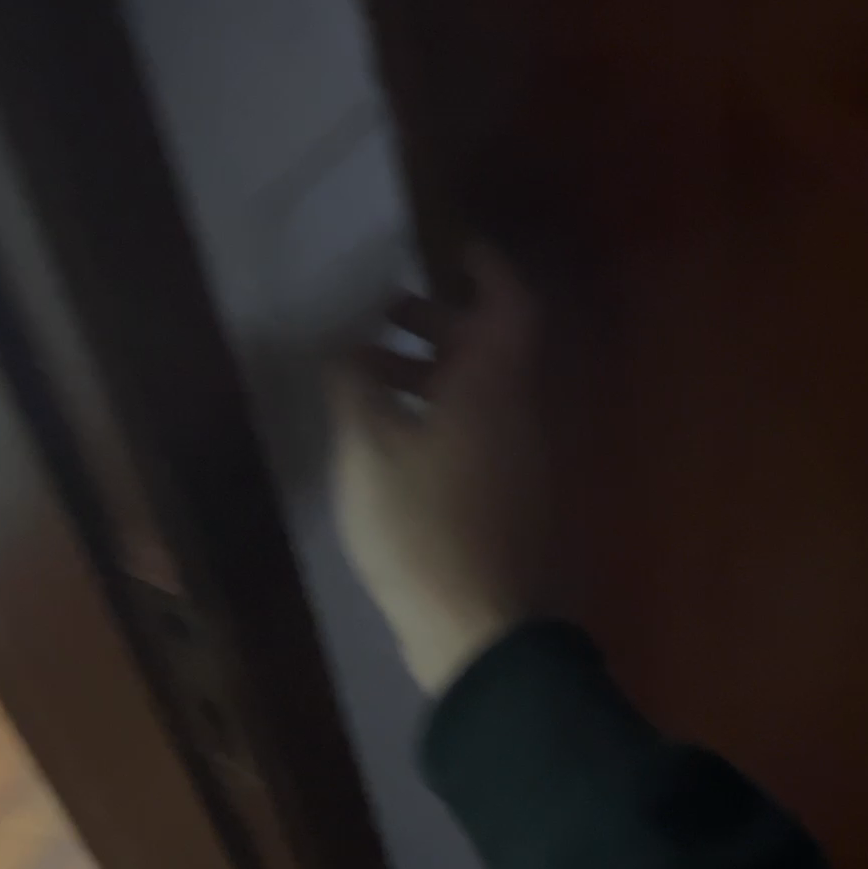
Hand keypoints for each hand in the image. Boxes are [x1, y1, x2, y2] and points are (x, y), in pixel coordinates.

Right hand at [327, 248, 545, 693]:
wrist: (481, 619)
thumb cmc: (423, 526)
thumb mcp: (372, 450)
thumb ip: (358, 389)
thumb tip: (351, 350)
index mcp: (493, 384)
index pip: (509, 305)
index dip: (488, 270)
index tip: (453, 249)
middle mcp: (515, 407)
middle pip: (487, 343)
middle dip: (438, 319)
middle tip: (384, 312)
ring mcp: (515, 449)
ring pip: (478, 385)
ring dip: (430, 367)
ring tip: (366, 371)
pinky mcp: (506, 485)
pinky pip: (475, 423)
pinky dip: (437, 408)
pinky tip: (388, 428)